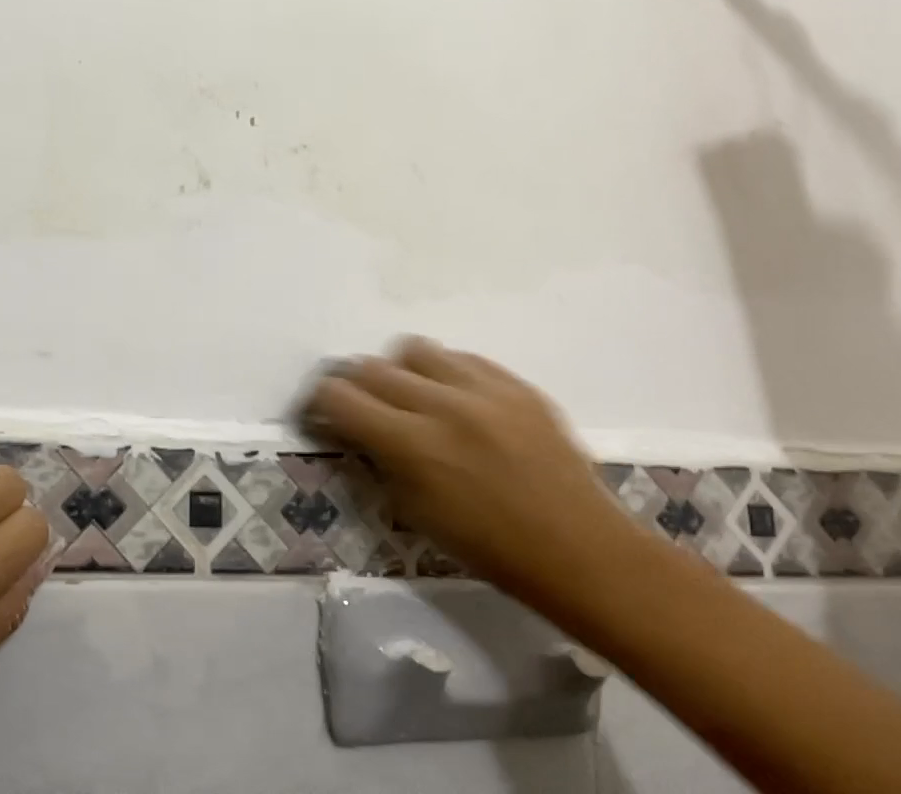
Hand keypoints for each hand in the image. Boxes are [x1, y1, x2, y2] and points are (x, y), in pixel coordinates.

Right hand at [304, 337, 636, 599]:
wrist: (578, 551)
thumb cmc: (485, 546)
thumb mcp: (412, 509)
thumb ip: (376, 458)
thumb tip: (350, 427)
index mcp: (411, 444)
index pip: (338, 395)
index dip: (321, 403)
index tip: (324, 414)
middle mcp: (443, 405)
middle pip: (371, 367)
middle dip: (355, 385)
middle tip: (362, 406)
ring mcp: (485, 391)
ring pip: (416, 349)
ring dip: (402, 371)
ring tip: (413, 397)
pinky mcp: (518, 386)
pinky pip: (464, 358)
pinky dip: (447, 374)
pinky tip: (456, 401)